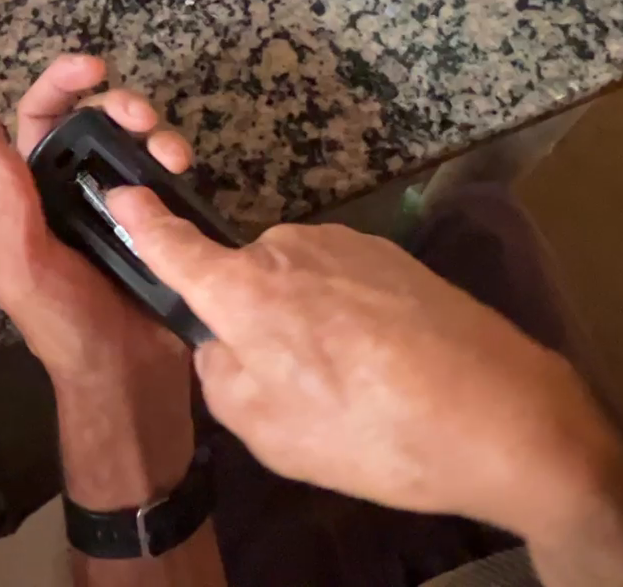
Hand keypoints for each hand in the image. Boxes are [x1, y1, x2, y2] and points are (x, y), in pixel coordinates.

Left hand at [0, 55, 196, 387]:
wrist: (134, 373)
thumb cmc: (68, 327)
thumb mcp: (23, 269)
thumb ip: (4, 206)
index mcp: (18, 201)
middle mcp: (59, 189)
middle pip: (67, 116)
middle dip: (89, 90)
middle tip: (110, 79)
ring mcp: (107, 195)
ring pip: (116, 130)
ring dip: (137, 115)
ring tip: (159, 134)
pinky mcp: (148, 206)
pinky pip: (154, 161)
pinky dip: (167, 148)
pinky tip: (179, 161)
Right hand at [104, 188, 622, 540]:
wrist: (503, 412)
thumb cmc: (373, 431)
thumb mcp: (271, 432)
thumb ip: (223, 377)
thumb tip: (220, 343)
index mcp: (247, 292)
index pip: (175, 247)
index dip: (141, 221)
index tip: (119, 191)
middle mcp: (286, 249)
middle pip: (242, 280)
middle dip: (253, 322)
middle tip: (299, 383)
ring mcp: (340, 243)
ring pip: (293, 282)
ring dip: (304, 320)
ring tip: (354, 379)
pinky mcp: (384, 251)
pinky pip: (336, 278)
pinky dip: (343, 313)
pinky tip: (384, 358)